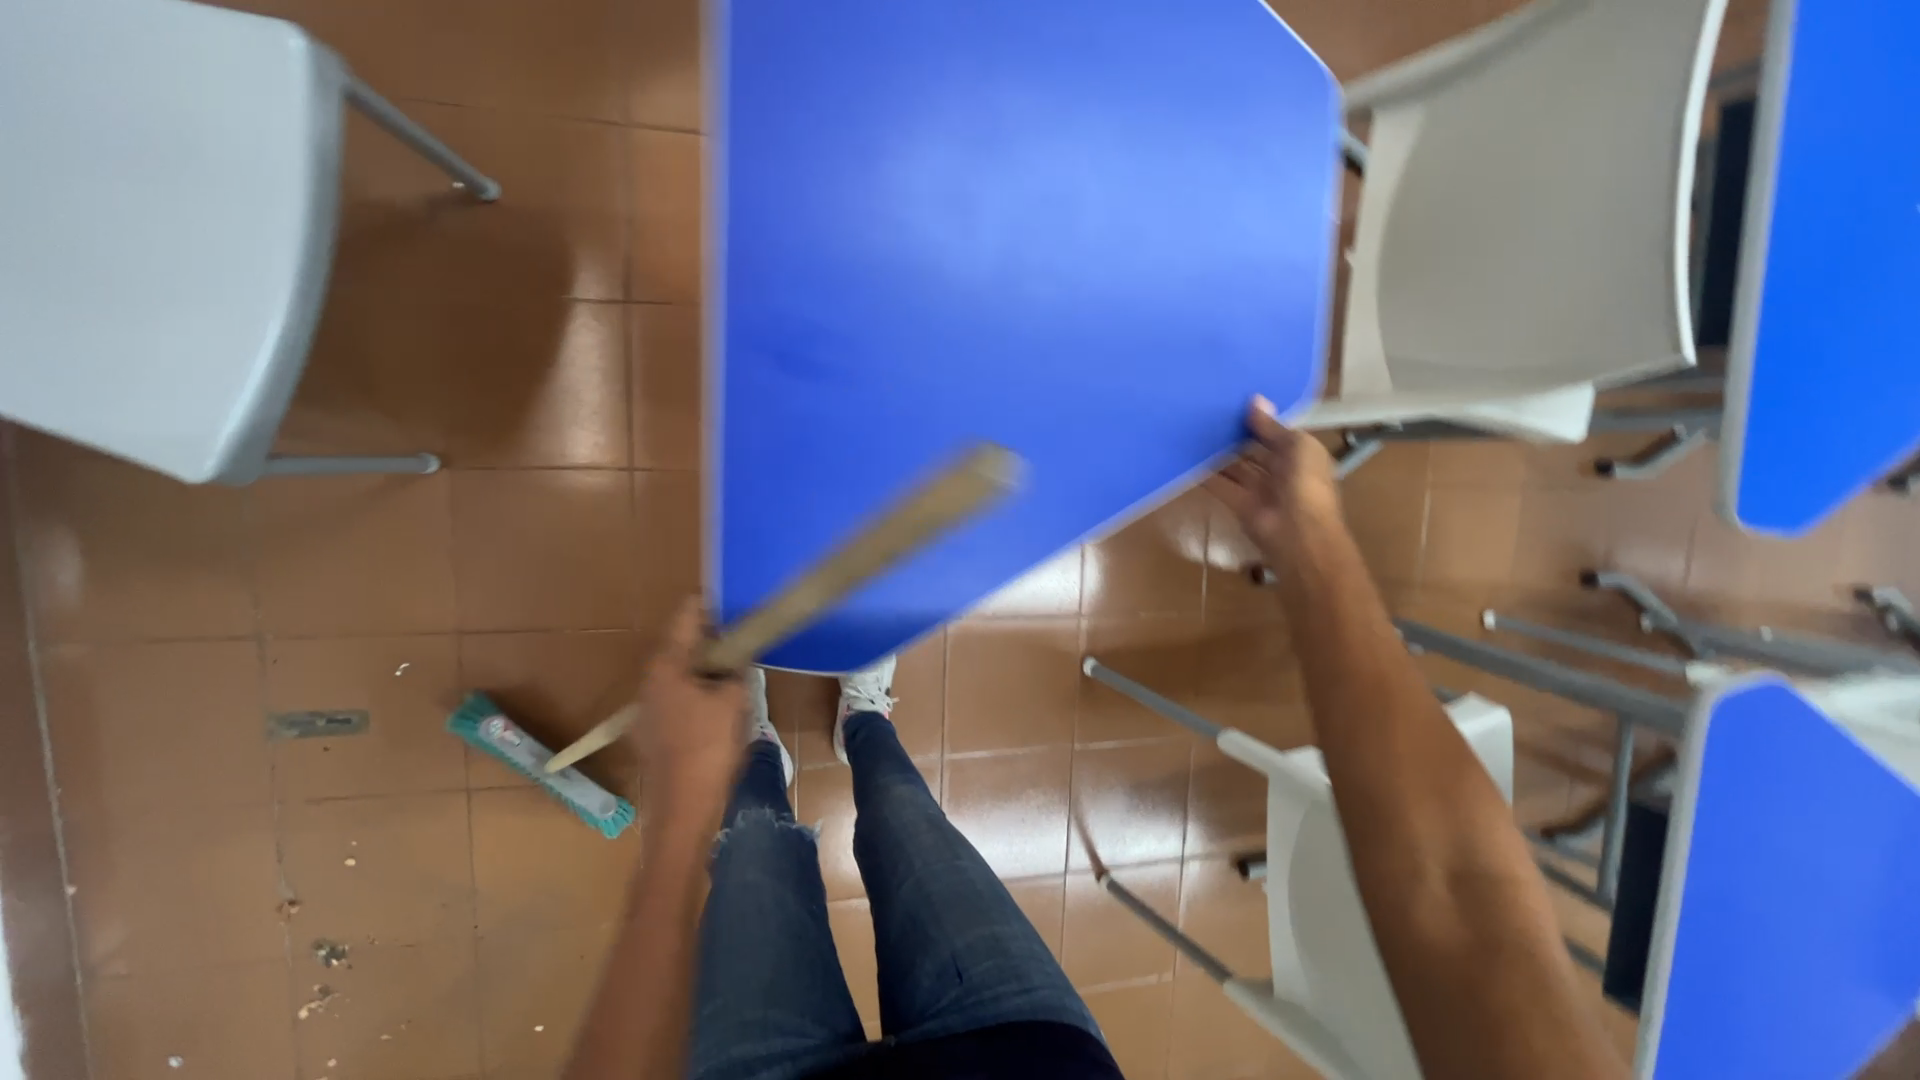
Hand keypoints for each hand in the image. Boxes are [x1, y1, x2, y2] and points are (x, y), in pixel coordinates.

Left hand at [635, 598, 746, 802]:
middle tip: (746, 639)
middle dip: (714, 640)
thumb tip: (738, 657)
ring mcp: (647, 708)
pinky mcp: (652, 731)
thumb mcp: (735, 701)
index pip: (687, 616)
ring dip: (707, 669)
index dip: (713, 605)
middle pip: (683, 646)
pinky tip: (721, 706)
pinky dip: (699, 693)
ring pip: (682, 674)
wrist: (684, 806)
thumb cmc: (709, 747)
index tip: (738, 602)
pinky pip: (679, 698)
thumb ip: (737, 670)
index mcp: (667, 665)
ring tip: (739, 671)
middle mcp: (650, 680)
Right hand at [1203, 395, 1343, 565]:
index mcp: (1301, 455)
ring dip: (1221, 454)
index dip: (1261, 420)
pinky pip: (1222, 486)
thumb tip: (1254, 400)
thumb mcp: (1296, 445)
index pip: (1278, 434)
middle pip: (1255, 451)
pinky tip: (1191, 459)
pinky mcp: (1240, 505)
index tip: (1237, 402)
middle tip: (1212, 416)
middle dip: (1238, 436)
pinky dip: (1208, 475)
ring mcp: (1260, 490)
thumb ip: (1272, 426)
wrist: (1298, 532)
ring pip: (1237, 468)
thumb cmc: (1305, 482)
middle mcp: (1281, 472)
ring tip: (1198, 432)